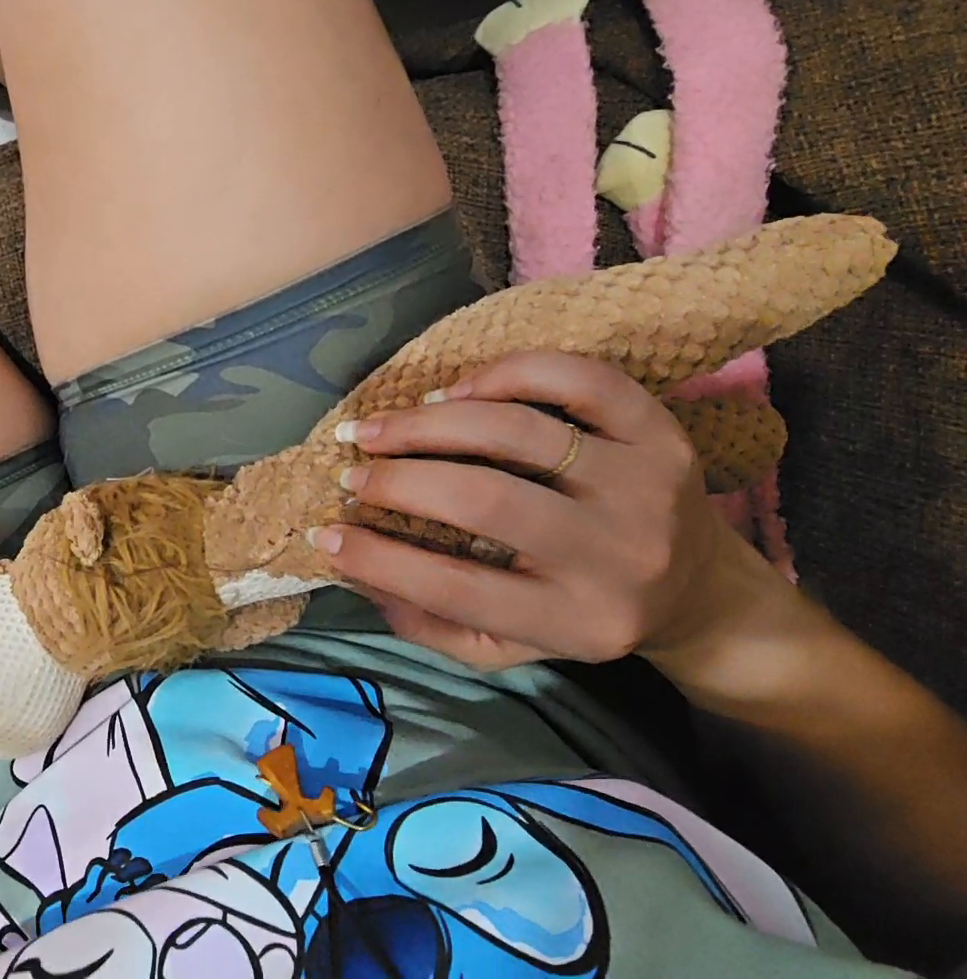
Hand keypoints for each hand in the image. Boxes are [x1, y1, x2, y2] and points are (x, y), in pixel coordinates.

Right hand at [309, 351, 758, 669]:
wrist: (702, 595)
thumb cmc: (579, 618)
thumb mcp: (506, 650)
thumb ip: (429, 624)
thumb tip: (352, 570)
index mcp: (573, 620)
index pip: (453, 585)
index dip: (375, 558)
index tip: (324, 533)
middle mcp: (616, 555)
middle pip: (483, 499)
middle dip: (396, 480)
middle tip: (351, 473)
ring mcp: (644, 486)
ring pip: (518, 432)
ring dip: (429, 424)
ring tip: (379, 429)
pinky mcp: (662, 434)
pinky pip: (580, 382)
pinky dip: (507, 374)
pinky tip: (457, 392)